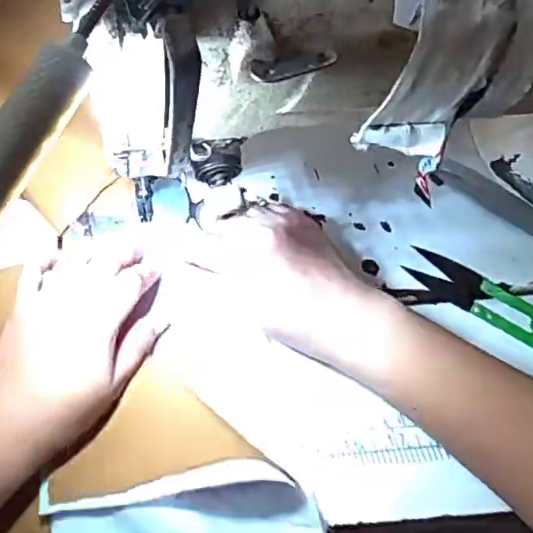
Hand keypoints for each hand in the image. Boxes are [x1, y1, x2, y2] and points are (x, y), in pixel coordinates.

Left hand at [0, 241, 163, 457]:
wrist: (11, 415)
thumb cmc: (68, 408)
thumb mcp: (112, 385)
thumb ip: (136, 347)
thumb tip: (160, 319)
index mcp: (100, 320)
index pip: (129, 283)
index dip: (146, 273)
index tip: (158, 267)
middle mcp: (73, 299)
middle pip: (103, 261)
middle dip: (125, 250)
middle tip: (140, 248)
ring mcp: (44, 297)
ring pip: (73, 259)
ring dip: (94, 250)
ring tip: (109, 250)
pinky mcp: (21, 302)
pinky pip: (34, 268)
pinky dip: (47, 257)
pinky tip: (58, 255)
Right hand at [186, 204, 402, 365]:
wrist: (348, 317)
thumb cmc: (296, 323)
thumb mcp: (243, 307)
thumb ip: (213, 279)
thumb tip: (190, 266)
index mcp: (239, 254)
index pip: (195, 243)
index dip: (186, 252)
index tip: (184, 258)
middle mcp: (257, 229)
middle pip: (216, 224)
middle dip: (212, 240)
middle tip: (216, 260)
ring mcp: (281, 220)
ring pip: (241, 213)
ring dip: (236, 228)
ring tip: (243, 250)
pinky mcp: (300, 219)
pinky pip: (268, 209)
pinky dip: (261, 221)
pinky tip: (265, 239)